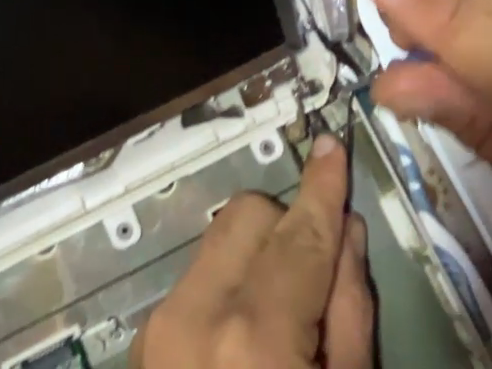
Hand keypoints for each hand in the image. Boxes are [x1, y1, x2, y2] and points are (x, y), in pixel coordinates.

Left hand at [132, 136, 374, 368]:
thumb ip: (350, 313)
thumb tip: (345, 232)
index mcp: (256, 333)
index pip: (300, 235)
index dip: (323, 189)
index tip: (332, 148)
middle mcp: (197, 311)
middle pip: (248, 213)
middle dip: (286, 227)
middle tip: (315, 280)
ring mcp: (160, 323)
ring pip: (217, 240)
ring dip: (256, 258)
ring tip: (279, 318)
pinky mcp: (141, 339)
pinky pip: (194, 280)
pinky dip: (227, 291)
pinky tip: (241, 344)